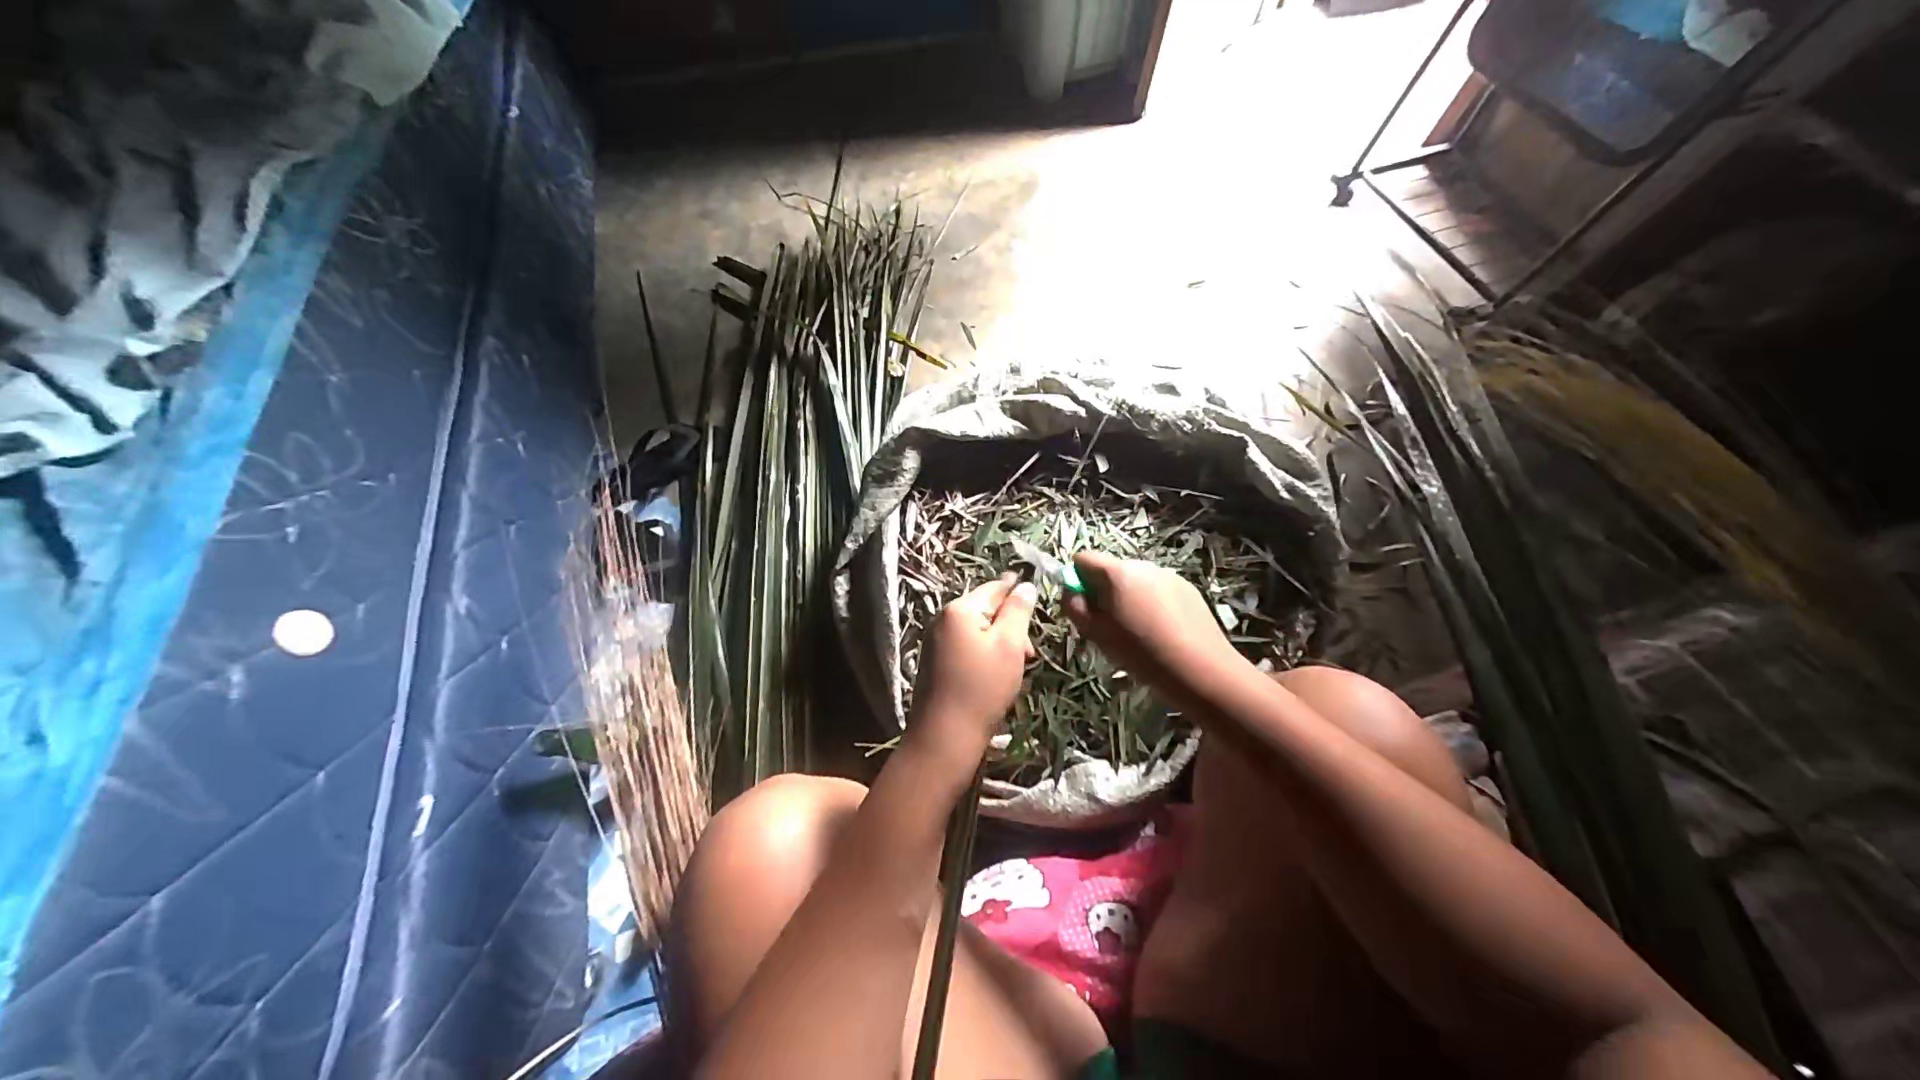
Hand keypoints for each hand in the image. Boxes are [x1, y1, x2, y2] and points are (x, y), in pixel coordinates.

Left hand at [906, 574, 1037, 767]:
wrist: (945, 736)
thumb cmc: (981, 687)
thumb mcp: (1009, 645)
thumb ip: (1018, 611)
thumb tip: (1025, 585)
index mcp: (959, 609)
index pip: (995, 588)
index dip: (1018, 593)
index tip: (1038, 603)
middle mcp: (942, 620)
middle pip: (986, 610)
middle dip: (1011, 627)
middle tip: (1029, 654)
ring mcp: (936, 642)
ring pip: (978, 631)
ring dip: (1001, 644)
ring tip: (1016, 669)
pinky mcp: (936, 663)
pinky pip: (967, 648)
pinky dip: (986, 657)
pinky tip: (996, 678)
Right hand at [1064, 551, 1240, 706]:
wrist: (1200, 669)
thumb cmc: (1141, 653)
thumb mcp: (1097, 634)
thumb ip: (1075, 607)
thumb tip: (1070, 591)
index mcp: (1117, 572)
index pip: (1083, 559)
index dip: (1077, 581)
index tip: (1086, 608)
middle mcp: (1142, 565)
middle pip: (1110, 570)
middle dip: (1105, 592)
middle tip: (1111, 626)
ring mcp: (1168, 575)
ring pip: (1135, 581)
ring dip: (1129, 599)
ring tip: (1140, 633)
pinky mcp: (1188, 588)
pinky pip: (1158, 590)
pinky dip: (1153, 604)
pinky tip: (1162, 632)